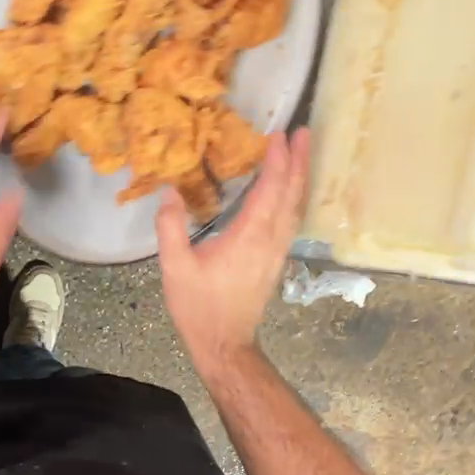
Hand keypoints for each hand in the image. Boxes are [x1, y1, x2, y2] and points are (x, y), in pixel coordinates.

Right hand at [155, 128, 311, 372]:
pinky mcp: (276, 261)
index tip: (278, 134)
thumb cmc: (199, 307)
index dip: (277, 160)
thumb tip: (170, 192)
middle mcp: (271, 239)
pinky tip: (289, 192)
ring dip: (301, 177)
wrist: (224, 343)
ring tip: (302, 153)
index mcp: (249, 236)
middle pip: (293, 193)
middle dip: (299, 160)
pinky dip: (294, 197)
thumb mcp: (175, 267)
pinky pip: (291, 220)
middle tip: (304, 131)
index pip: (270, 189)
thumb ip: (171, 227)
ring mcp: (278, 251)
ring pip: (296, 207)